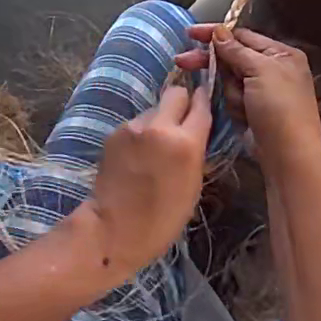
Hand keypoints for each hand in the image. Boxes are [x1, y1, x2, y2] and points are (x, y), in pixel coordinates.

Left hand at [70, 83, 211, 281]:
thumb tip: (196, 131)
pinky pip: (136, 124)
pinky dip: (141, 133)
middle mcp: (158, 126)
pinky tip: (139, 154)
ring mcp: (132, 127)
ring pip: (153, 109)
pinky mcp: (114, 132)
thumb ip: (195, 151)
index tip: (205, 101)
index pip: (201, 106)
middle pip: (175, 94)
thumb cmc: (163, 217)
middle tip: (181, 121)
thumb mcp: (193, 184)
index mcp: (185, 142)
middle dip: (181, 102)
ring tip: (157, 147)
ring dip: (159, 121)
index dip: (204, 102)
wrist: (115, 226)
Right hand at [174, 25, 320, 168]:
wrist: (288, 154)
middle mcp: (272, 68)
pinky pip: (230, 95)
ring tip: (240, 105)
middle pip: (231, 56)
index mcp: (281, 54)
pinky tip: (240, 113)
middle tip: (182, 61)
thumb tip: (218, 31)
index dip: (215, 34)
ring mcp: (261, 89)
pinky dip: (231, 102)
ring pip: (228, 78)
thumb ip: (236, 50)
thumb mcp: (260, 71)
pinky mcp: (251, 107)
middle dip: (212, 62)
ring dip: (228, 90)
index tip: (190, 34)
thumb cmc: (280, 108)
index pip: (242, 36)